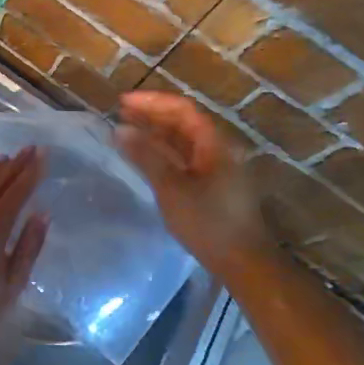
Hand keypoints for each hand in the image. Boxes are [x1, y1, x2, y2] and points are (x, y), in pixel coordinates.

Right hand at [116, 92, 269, 271]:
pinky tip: (144, 158)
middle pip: (183, 123)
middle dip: (152, 116)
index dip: (152, 102)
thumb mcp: (172, 188)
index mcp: (214, 143)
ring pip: (183, 142)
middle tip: (120, 114)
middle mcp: (217, 150)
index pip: (182, 109)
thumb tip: (120, 129)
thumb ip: (146, 156)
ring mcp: (215, 169)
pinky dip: (163, 154)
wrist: (242, 262)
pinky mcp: (211, 187)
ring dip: (156, 134)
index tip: (123, 102)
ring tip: (126, 131)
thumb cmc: (208, 222)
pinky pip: (184, 160)